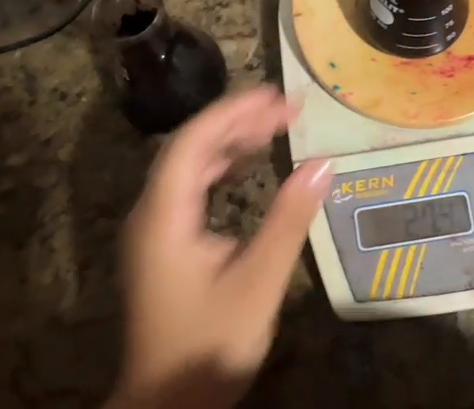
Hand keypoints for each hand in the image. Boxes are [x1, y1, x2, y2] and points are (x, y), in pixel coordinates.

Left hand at [107, 86, 332, 408]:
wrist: (165, 407)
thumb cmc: (207, 346)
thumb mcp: (257, 284)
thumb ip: (288, 221)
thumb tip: (321, 165)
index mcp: (163, 215)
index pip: (194, 141)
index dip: (234, 111)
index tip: (277, 97)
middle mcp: (151, 213)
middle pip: (190, 147)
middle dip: (237, 121)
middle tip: (285, 107)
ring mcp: (154, 229)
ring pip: (190, 166)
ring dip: (230, 142)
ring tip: (274, 125)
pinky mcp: (163, 244)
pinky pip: (190, 188)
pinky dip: (221, 167)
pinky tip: (248, 164)